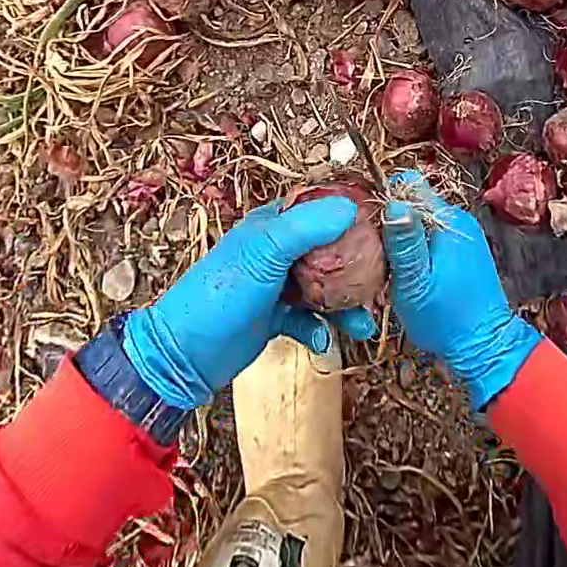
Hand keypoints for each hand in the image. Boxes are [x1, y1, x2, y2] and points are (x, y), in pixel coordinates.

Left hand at [122, 197, 377, 408]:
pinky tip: (323, 339)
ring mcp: (278, 284)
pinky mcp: (276, 315)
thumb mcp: (264, 253)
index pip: (321, 208)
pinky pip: (310, 318)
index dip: (352, 215)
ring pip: (325, 286)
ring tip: (363, 324)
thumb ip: (306, 227)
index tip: (383, 228)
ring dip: (346, 305)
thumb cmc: (220, 295)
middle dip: (358, 265)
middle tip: (382, 280)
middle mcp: (279, 250)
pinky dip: (320, 328)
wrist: (182, 358)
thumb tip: (349, 208)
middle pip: (331, 249)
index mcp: (274, 225)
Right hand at [382, 170, 540, 407]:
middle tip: (376, 252)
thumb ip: (404, 242)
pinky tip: (409, 274)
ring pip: (421, 222)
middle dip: (392, 222)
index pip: (410, 185)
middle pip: (414, 203)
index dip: (385, 199)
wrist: (485, 346)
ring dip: (403, 239)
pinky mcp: (463, 250)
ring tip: (391, 267)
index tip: (371, 223)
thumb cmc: (447, 319)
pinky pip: (432, 238)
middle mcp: (458, 220)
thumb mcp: (416, 282)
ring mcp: (463, 235)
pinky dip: (417, 250)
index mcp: (448, 221)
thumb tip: (393, 202)